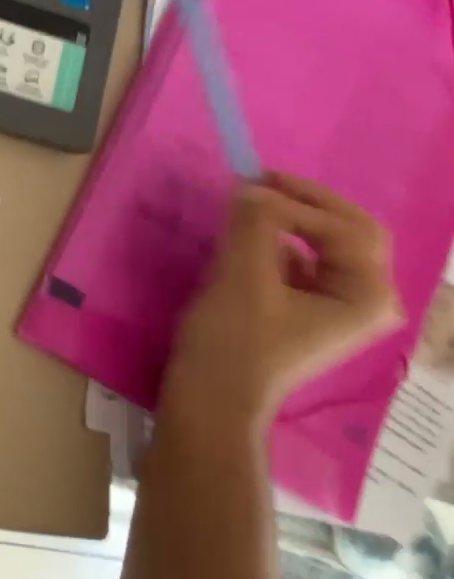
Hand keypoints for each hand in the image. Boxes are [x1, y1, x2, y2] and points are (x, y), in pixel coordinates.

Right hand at [162, 173, 402, 440]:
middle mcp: (366, 299)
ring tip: (244, 210)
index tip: (244, 188)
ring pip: (323, 249)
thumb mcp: (241, 280)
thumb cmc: (233, 342)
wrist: (211, 398)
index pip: (344, 229)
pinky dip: (274, 248)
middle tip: (257, 181)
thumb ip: (253, 229)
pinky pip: (300, 267)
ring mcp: (336, 309)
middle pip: (348, 234)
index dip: (297, 203)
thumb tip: (251, 189)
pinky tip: (243, 245)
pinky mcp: (304, 314)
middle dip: (306, 205)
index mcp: (368, 295)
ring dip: (287, 225)